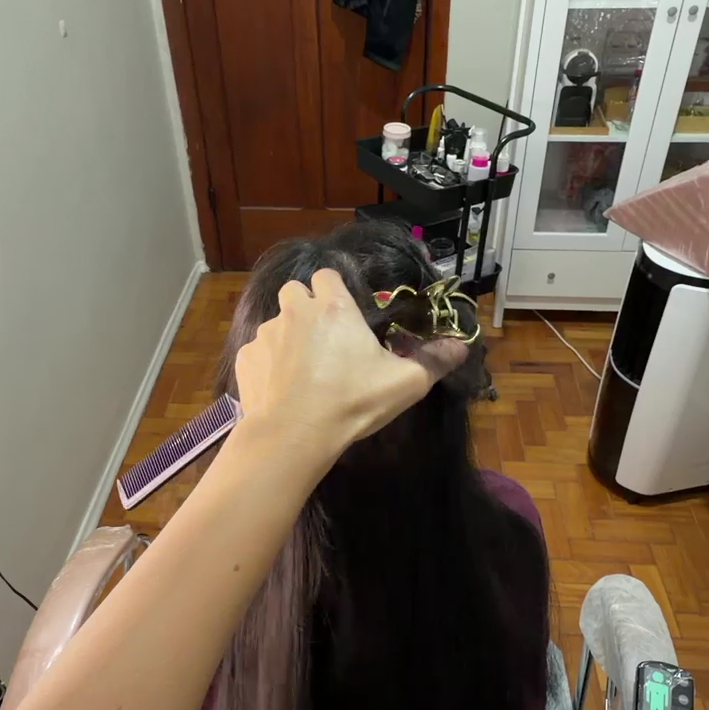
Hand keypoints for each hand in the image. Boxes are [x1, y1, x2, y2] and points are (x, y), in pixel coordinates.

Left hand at [234, 268, 467, 461]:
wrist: (294, 435)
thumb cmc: (352, 403)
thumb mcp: (404, 384)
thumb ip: (434, 361)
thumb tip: (462, 346)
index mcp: (334, 307)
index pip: (327, 274)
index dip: (335, 289)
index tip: (345, 313)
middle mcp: (296, 312)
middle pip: (295, 291)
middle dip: (306, 306)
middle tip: (323, 339)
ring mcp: (266, 335)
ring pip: (276, 322)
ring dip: (288, 337)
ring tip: (303, 370)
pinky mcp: (246, 359)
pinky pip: (259, 352)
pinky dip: (269, 364)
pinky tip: (282, 388)